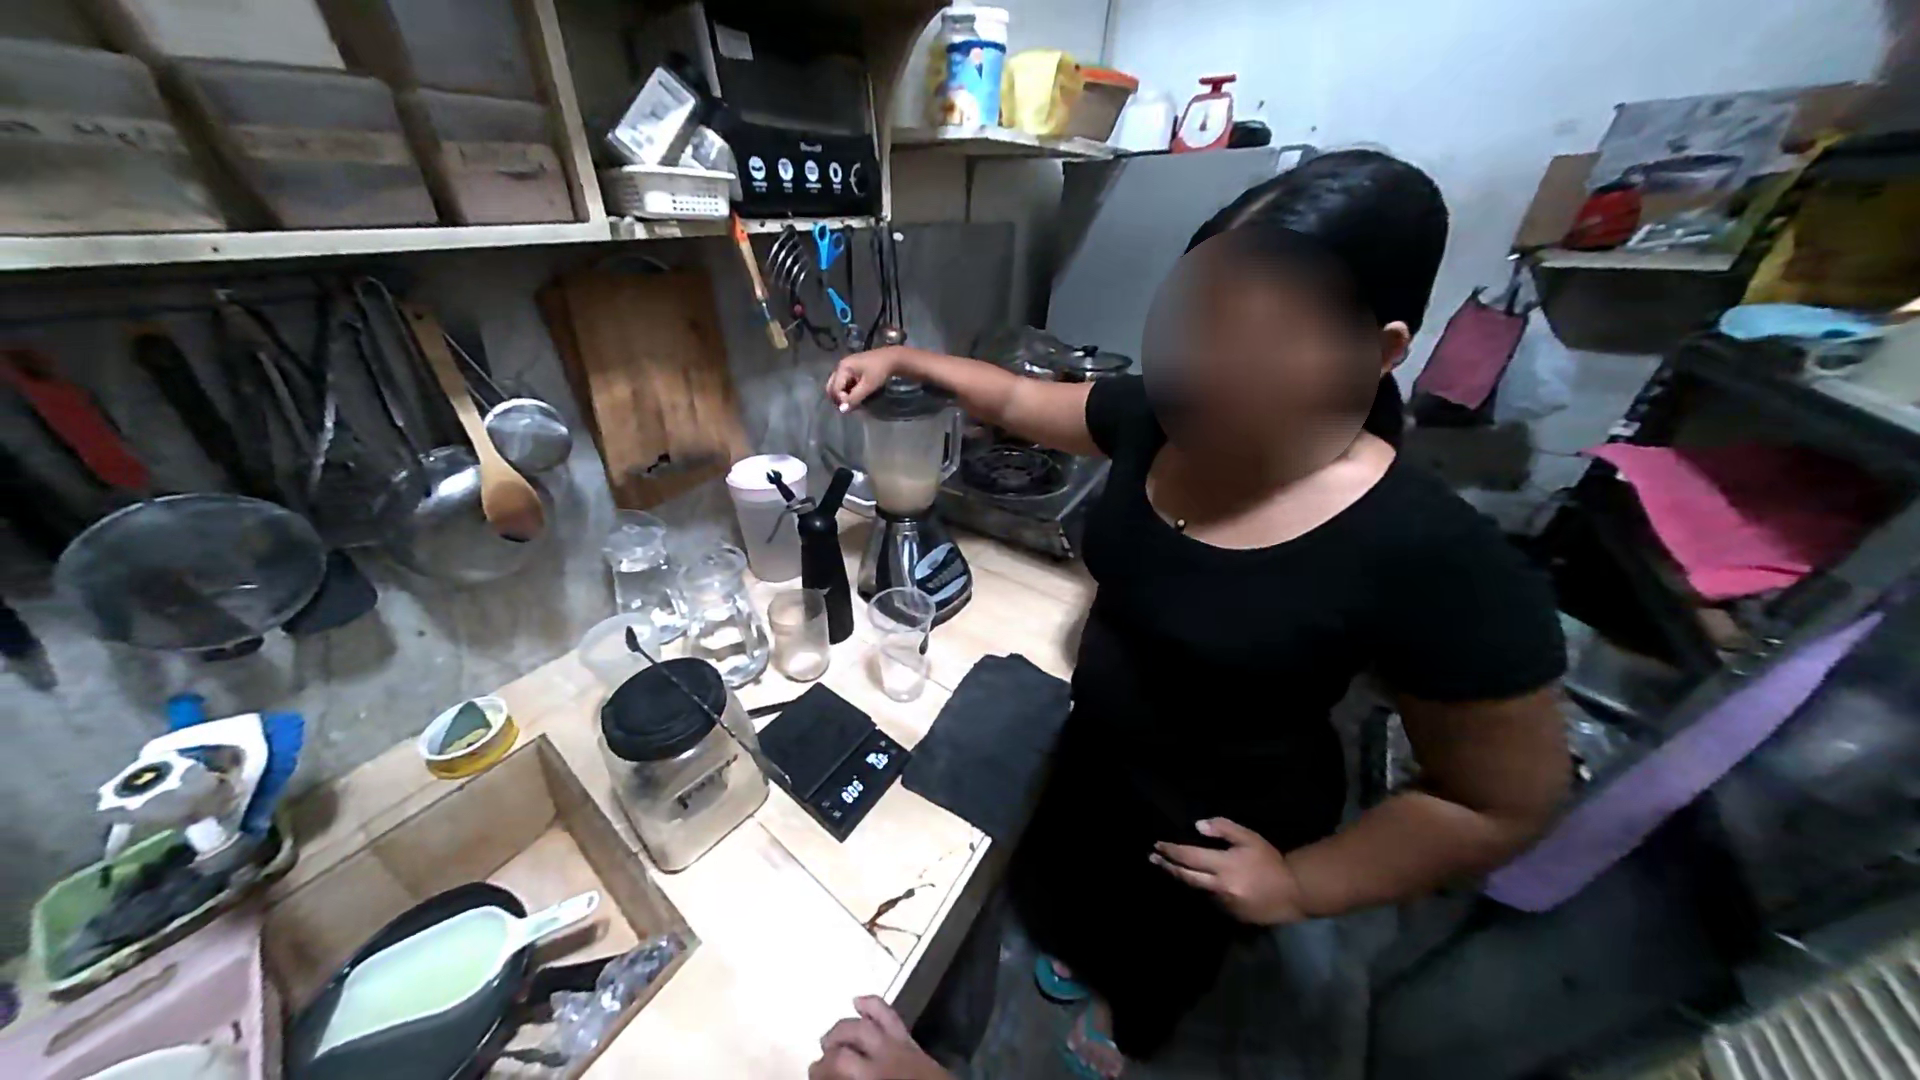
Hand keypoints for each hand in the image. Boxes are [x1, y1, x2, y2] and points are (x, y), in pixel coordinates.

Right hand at [808, 996, 951, 1079]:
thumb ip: (856, 1079)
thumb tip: (835, 1073)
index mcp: (871, 1078)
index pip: (836, 1067)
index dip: (819, 1072)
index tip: (812, 1075)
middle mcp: (880, 1061)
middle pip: (843, 1052)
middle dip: (826, 1057)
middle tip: (817, 1064)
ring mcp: (896, 1046)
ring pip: (862, 1027)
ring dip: (841, 1030)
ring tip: (828, 1037)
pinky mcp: (909, 1039)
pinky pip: (888, 1014)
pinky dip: (871, 1004)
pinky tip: (857, 1000)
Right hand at [825, 347, 912, 410]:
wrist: (891, 359)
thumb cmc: (879, 371)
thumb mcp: (868, 386)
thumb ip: (854, 398)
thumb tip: (842, 410)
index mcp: (842, 368)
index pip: (834, 389)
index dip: (841, 400)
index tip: (853, 407)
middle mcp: (840, 367)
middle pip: (831, 387)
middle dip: (838, 399)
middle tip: (850, 407)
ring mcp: (845, 368)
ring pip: (837, 386)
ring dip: (843, 396)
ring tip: (855, 402)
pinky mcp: (851, 370)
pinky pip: (844, 384)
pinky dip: (848, 391)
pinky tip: (857, 396)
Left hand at [1152, 818, 1309, 925]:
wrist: (1295, 892)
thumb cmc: (1270, 860)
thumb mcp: (1247, 837)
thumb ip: (1222, 829)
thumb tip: (1197, 826)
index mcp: (1223, 865)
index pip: (1188, 857)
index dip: (1171, 851)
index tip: (1157, 845)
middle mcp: (1220, 887)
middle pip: (1185, 877)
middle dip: (1167, 866)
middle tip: (1152, 858)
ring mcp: (1226, 904)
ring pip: (1197, 890)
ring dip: (1184, 879)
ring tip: (1172, 868)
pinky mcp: (1233, 916)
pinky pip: (1212, 901)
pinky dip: (1204, 890)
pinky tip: (1200, 882)